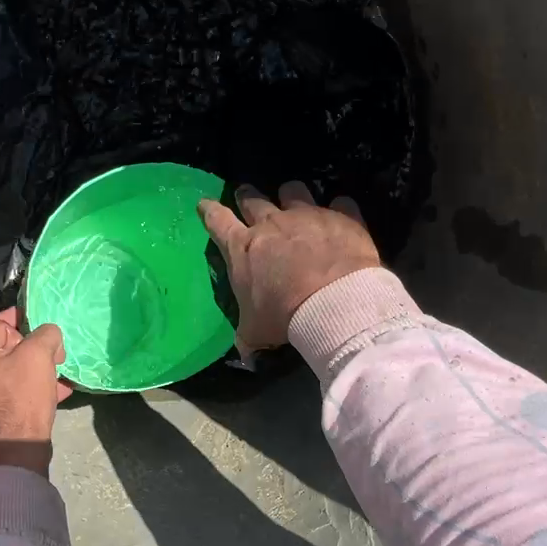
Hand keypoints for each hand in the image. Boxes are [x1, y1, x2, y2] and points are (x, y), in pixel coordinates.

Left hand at [0, 309, 72, 474]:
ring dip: (32, 371)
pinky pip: (6, 393)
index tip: (45, 331)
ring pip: (6, 373)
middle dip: (31, 351)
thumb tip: (49, 334)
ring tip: (57, 375)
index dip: (25, 325)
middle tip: (54, 356)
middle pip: (2, 350)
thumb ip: (46, 333)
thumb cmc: (23, 398)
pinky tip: (52, 393)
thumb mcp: (39, 355)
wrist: (17, 450)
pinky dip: (26, 390)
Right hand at [197, 181, 381, 355]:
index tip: (205, 204)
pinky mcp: (341, 217)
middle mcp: (272, 224)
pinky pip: (340, 204)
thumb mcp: (255, 331)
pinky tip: (342, 215)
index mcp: (243, 248)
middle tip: (246, 194)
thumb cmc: (284, 315)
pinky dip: (339, 209)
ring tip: (293, 197)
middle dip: (247, 196)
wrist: (334, 302)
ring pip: (294, 191)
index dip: (209, 211)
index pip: (217, 221)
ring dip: (291, 194)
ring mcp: (307, 215)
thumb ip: (248, 337)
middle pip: (253, 200)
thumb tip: (245, 355)